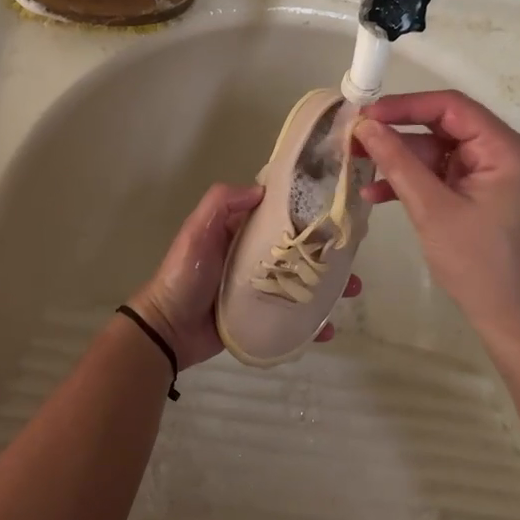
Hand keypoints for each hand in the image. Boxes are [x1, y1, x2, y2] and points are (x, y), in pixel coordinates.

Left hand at [129, 182, 360, 366]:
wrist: (168, 330)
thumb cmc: (183, 275)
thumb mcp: (196, 231)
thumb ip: (221, 204)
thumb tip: (261, 190)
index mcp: (240, 233)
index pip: (279, 217)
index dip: (306, 214)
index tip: (336, 214)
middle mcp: (254, 259)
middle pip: (299, 252)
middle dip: (327, 254)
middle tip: (351, 259)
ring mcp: (260, 291)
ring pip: (303, 285)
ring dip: (328, 288)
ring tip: (350, 291)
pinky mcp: (261, 320)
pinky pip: (293, 320)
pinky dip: (313, 325)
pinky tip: (328, 329)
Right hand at [353, 91, 519, 331]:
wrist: (510, 317)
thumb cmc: (478, 262)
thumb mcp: (432, 208)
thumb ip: (398, 162)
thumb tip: (365, 125)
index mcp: (503, 149)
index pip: (451, 107)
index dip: (406, 105)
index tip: (367, 115)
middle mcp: (499, 153)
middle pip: (441, 126)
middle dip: (397, 133)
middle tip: (355, 137)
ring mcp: (487, 175)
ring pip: (434, 151)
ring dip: (397, 159)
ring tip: (355, 163)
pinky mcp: (475, 195)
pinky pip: (437, 174)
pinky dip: (409, 181)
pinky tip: (374, 193)